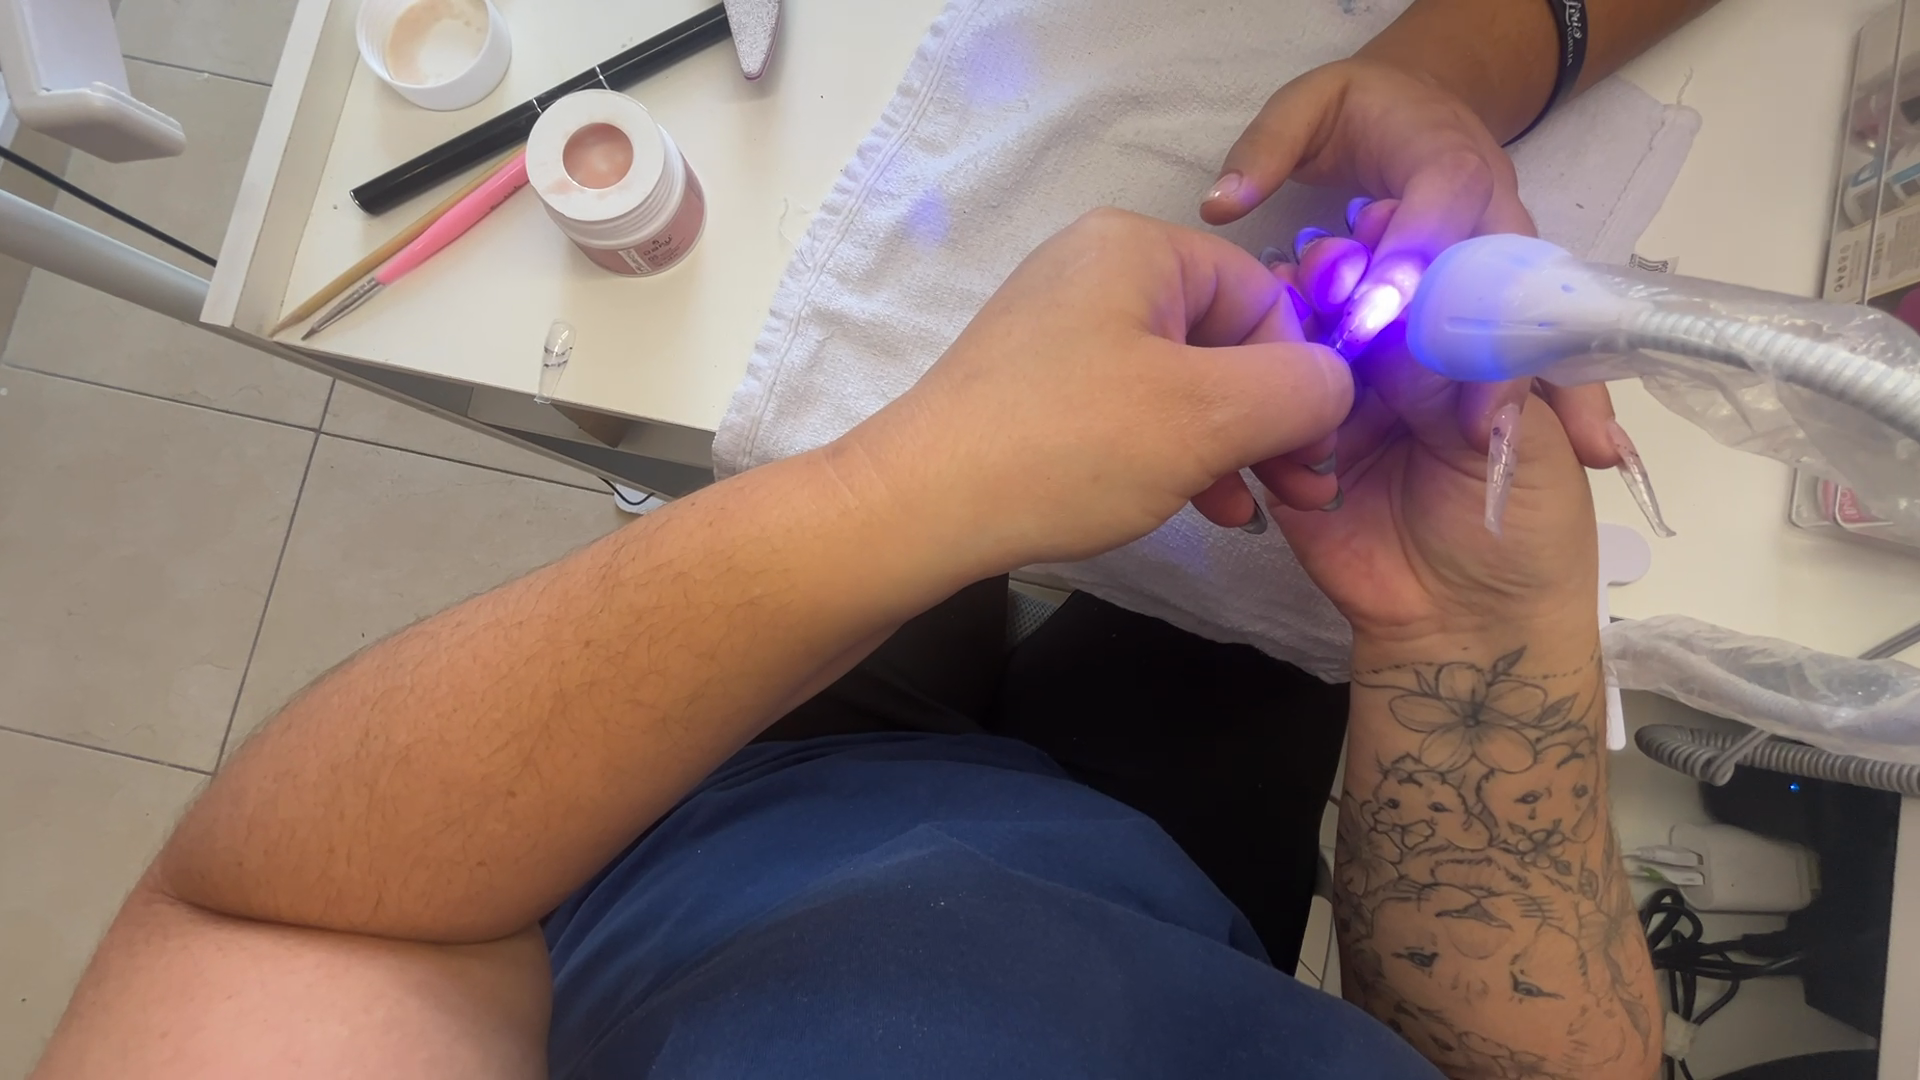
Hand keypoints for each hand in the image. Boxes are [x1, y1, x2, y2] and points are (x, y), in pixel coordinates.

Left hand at [832, 209, 1352, 576]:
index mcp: (1136, 250)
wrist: (922, 508)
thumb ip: (1301, 388)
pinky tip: (1196, 505)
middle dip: (1266, 423)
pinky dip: (1167, 454)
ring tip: (1248, 511)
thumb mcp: (1207, 416)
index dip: (1304, 378)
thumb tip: (1333, 384)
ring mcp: (1057, 334)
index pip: (1263, 298)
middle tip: (1300, 491)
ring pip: (1174, 386)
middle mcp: (1093, 275)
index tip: (1319, 455)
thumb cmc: (1068, 449)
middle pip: (1218, 344)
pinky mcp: (1035, 389)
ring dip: (1222, 448)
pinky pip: (1125, 411)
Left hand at [1203, 58, 1622, 466]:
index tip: (1369, 325)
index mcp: (1447, 163)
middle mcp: (1494, 212)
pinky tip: (1592, 449)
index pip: (1435, 212)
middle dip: (1484, 350)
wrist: (1420, 103)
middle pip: (1499, 281)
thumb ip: (1267, 148)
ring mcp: (1508, 254)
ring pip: (1529, 319)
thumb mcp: (1309, 108)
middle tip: (1470, 424)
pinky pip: (1536, 342)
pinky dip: (1565, 392)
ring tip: (1515, 449)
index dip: (1407, 267)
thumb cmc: (1360, 110)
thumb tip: (1219, 203)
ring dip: (1532, 385)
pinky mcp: (1504, 289)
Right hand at [1259, 264, 1598, 644]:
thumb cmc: (1519, 533)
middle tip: (1326, 272)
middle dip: (1338, 278)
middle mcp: (1393, 377)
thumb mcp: (1521, 442)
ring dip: (1290, 321)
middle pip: (1355, 307)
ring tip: (1287, 310)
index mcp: (1458, 360)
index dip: (1404, 253)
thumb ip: (1476, 372)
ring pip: (1302, 348)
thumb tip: (1414, 308)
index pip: (1427, 288)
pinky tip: (1257, 366)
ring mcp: (1334, 413)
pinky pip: (1265, 409)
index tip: (1381, 228)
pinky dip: (1257, 382)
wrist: (1453, 624)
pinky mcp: (1287, 454)